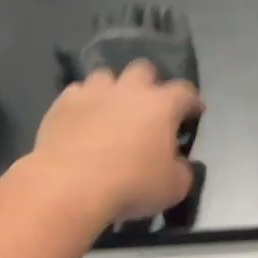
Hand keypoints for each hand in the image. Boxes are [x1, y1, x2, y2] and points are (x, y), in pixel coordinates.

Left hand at [29, 60, 202, 224]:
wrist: (72, 185)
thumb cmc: (132, 185)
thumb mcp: (174, 187)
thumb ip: (183, 170)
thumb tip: (180, 163)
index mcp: (161, 106)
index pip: (185, 92)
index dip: (192, 101)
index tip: (195, 112)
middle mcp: (128, 90)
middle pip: (143, 70)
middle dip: (150, 84)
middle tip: (149, 108)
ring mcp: (92, 93)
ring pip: (106, 76)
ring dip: (113, 90)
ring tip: (112, 111)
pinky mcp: (62, 104)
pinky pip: (77, 94)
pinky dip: (84, 104)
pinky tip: (83, 121)